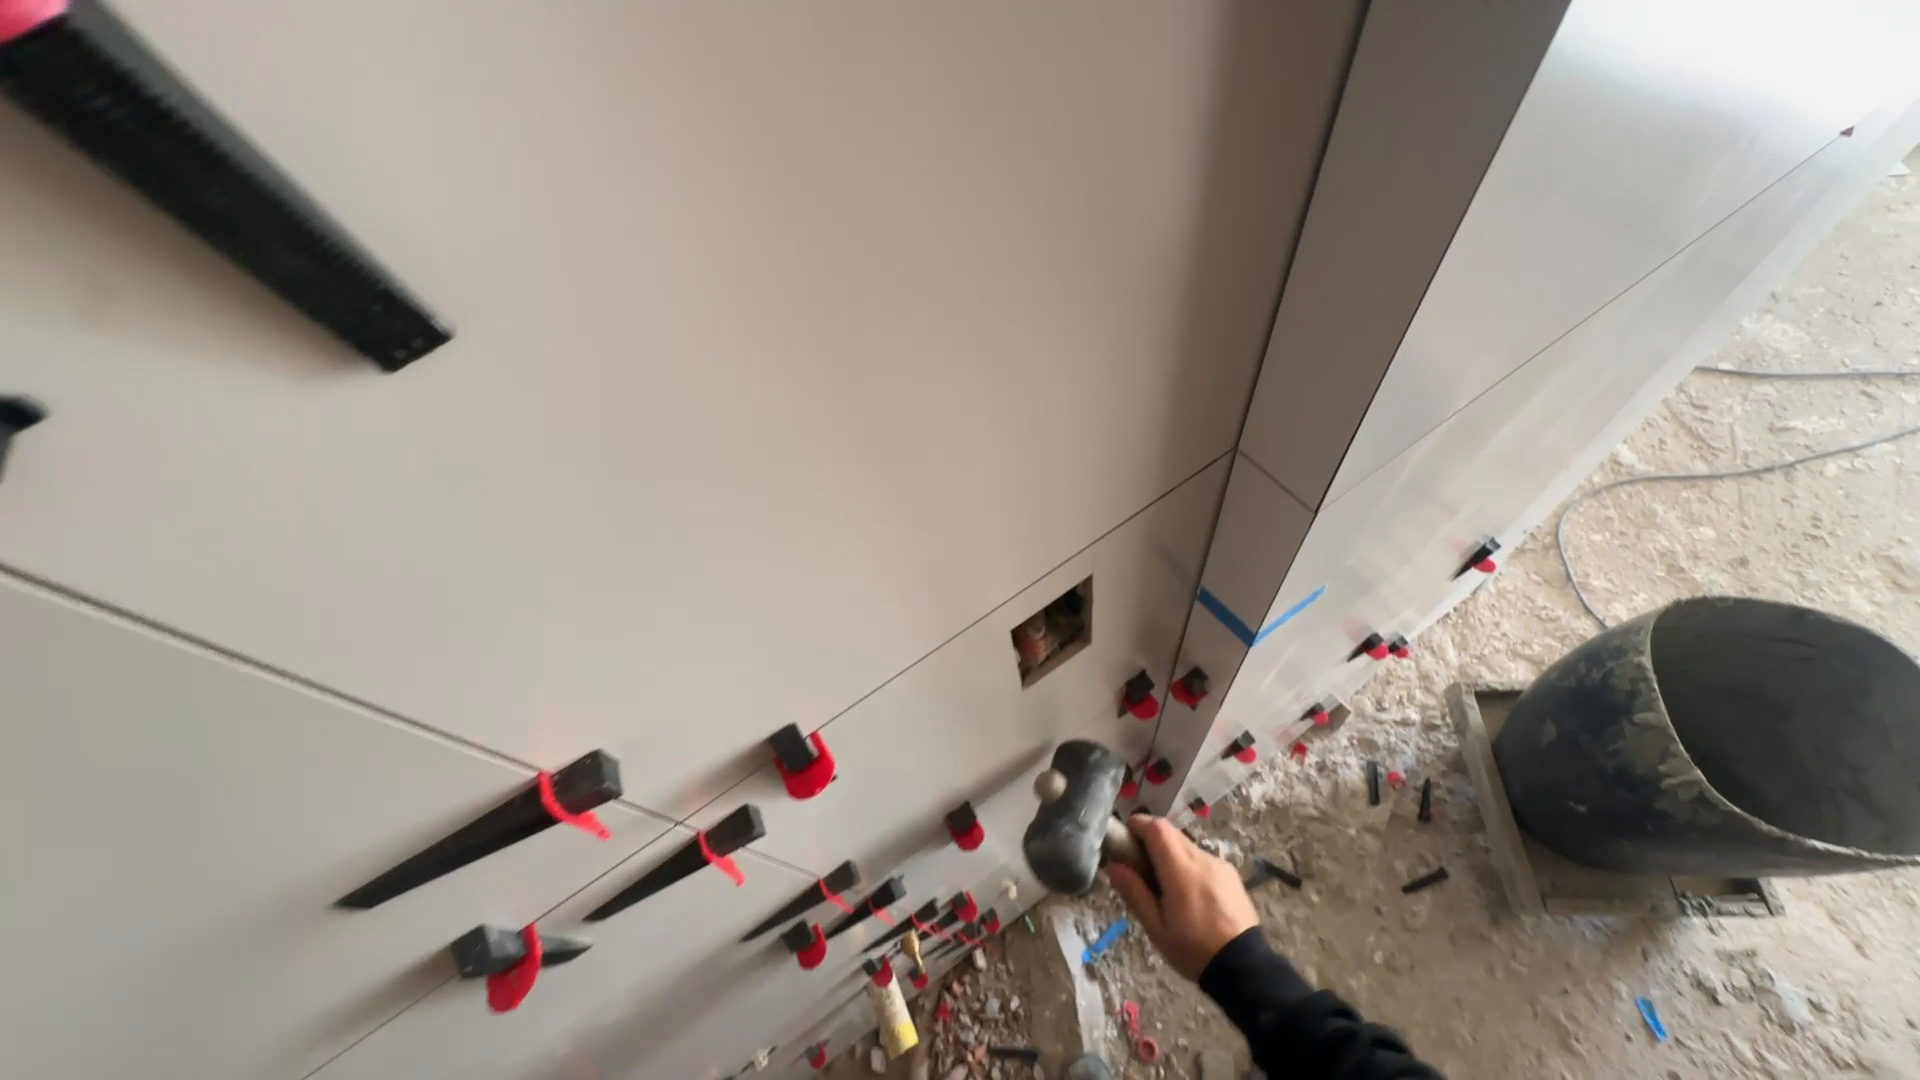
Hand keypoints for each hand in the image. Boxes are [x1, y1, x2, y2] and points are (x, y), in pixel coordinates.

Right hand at [1104, 814, 1258, 980]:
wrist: (1246, 969)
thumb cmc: (1194, 950)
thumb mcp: (1156, 928)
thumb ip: (1134, 892)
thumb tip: (1112, 865)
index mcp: (1181, 870)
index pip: (1157, 827)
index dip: (1137, 825)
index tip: (1124, 839)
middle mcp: (1202, 858)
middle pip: (1170, 833)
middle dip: (1150, 840)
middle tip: (1139, 867)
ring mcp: (1219, 865)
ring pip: (1186, 846)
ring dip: (1170, 855)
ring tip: (1165, 887)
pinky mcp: (1231, 874)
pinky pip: (1202, 859)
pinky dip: (1188, 865)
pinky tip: (1189, 895)